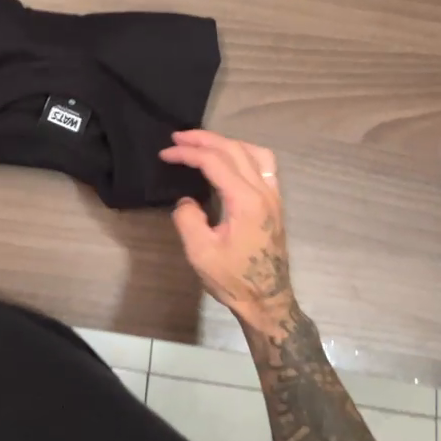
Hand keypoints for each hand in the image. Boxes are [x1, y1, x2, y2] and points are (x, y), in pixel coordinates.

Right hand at [160, 129, 296, 333]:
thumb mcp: (200, 252)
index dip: (187, 153)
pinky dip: (244, 153)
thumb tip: (187, 201)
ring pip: (254, 152)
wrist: (268, 302)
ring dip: (226, 142)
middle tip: (177, 138)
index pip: (214, 161)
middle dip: (203, 139)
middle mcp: (264, 192)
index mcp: (245, 201)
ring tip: (203, 144)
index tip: (164, 154)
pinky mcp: (275, 203)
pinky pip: (264, 164)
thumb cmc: (233, 279)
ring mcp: (274, 196)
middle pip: (234, 149)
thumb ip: (187, 218)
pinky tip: (229, 160)